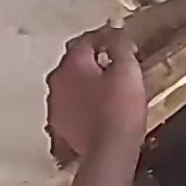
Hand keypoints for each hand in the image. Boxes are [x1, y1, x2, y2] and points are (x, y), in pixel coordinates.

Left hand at [47, 25, 145, 164]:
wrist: (110, 150)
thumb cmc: (122, 107)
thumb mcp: (129, 72)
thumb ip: (121, 48)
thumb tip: (117, 36)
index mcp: (73, 64)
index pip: (86, 41)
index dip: (105, 38)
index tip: (120, 41)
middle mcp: (57, 81)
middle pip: (74, 62)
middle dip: (92, 59)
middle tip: (114, 62)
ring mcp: (56, 105)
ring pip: (71, 85)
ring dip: (86, 82)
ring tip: (106, 87)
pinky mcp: (61, 125)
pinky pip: (72, 106)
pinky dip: (83, 102)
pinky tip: (97, 108)